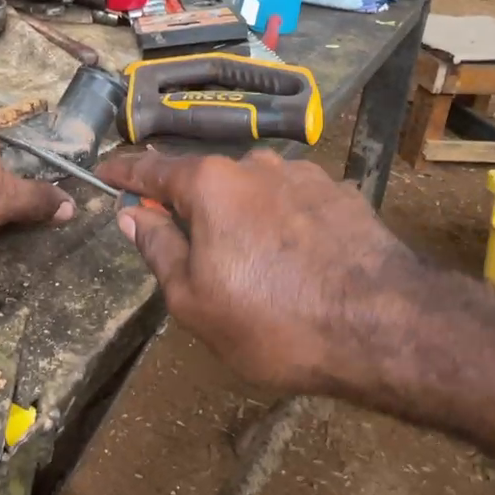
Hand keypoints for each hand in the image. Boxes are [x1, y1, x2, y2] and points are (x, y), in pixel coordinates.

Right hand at [98, 150, 425, 393]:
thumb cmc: (275, 319)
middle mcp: (253, 165)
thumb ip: (157, 248)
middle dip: (192, 209)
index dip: (123, 172)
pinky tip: (299, 262)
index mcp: (209, 183)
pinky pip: (294, 204)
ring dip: (242, 218)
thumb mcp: (194, 299)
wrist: (390, 329)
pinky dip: (283, 224)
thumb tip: (133, 213)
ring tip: (256, 267)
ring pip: (253, 192)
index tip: (104, 173)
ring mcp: (303, 175)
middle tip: (193, 254)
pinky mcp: (342, 195)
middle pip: (206, 183)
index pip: (151, 169)